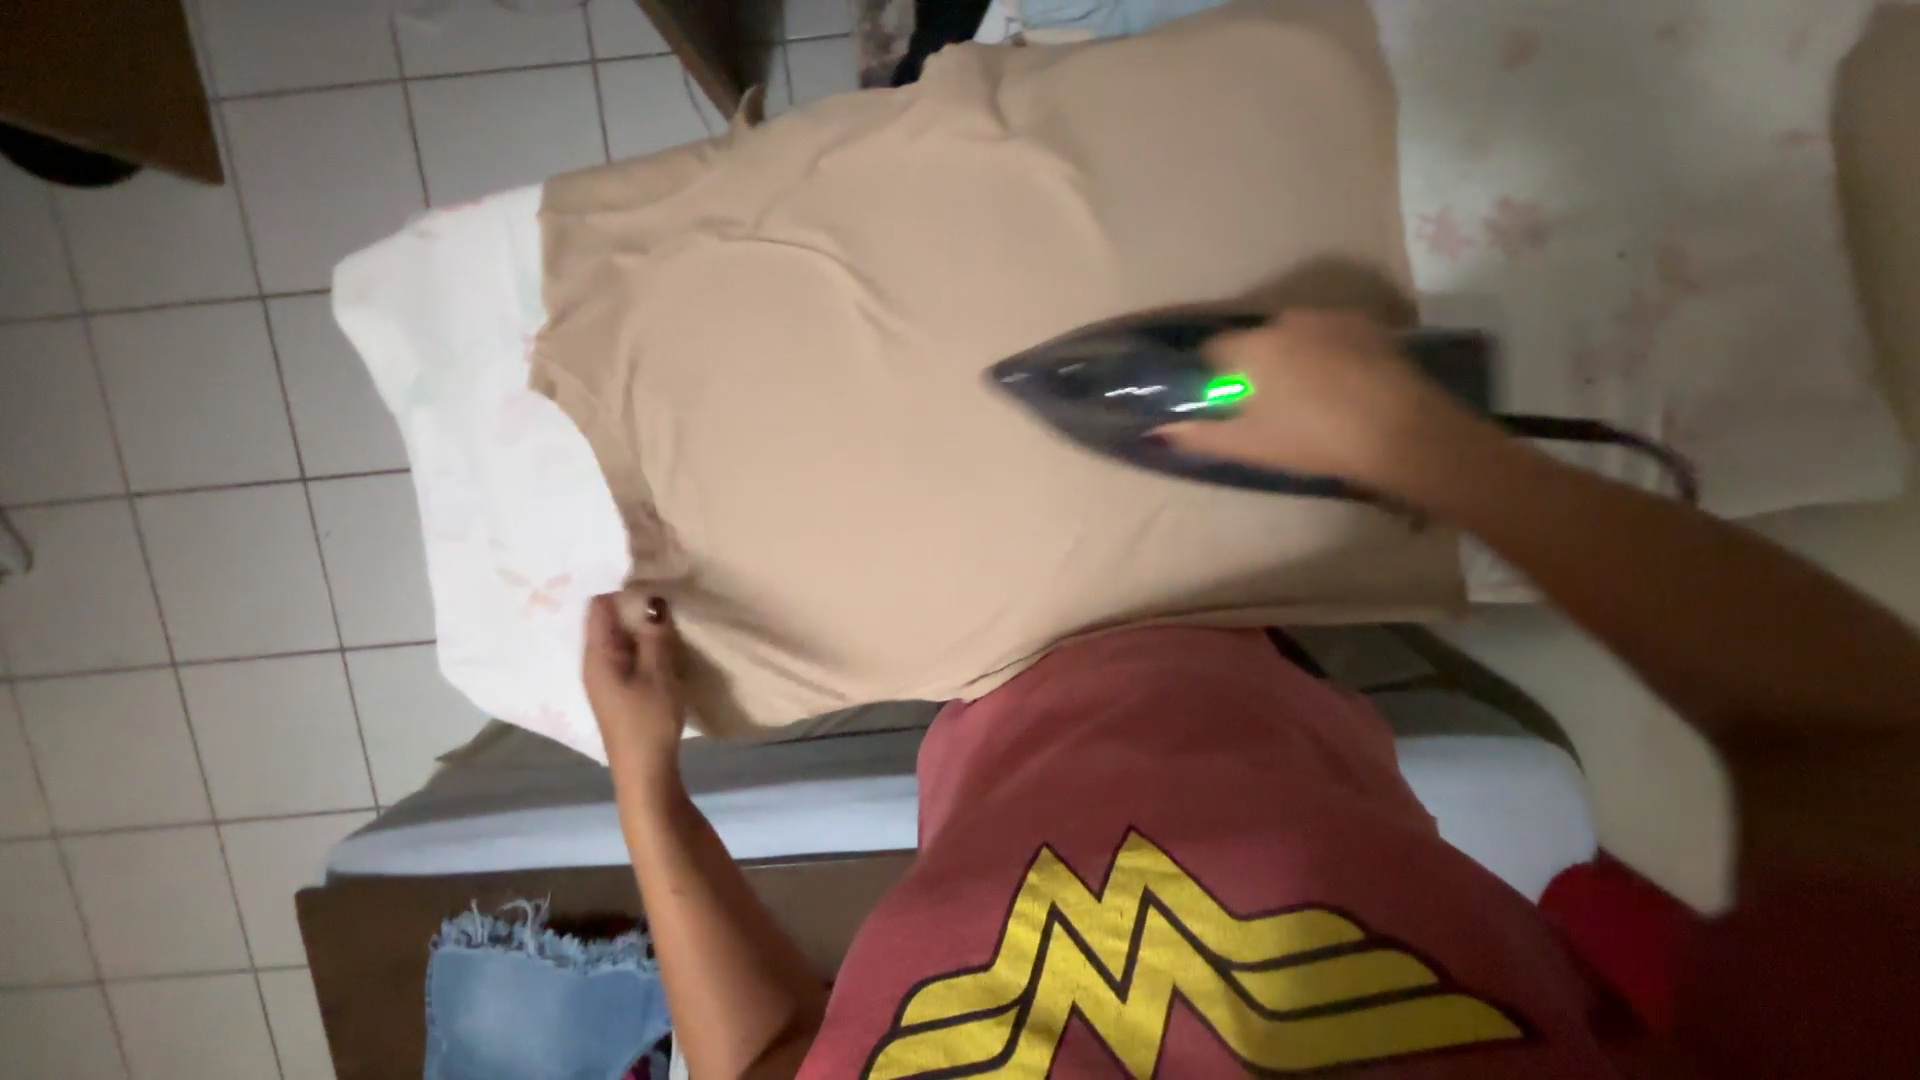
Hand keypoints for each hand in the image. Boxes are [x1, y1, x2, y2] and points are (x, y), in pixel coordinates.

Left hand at [583, 593, 685, 772]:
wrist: (644, 771)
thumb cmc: (648, 721)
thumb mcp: (658, 673)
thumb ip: (654, 634)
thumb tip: (653, 599)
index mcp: (597, 655)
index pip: (599, 606)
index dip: (622, 589)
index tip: (652, 580)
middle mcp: (594, 662)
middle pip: (608, 620)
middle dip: (635, 606)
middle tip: (667, 593)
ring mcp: (606, 677)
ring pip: (621, 638)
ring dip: (642, 627)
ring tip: (670, 615)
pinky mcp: (619, 689)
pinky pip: (628, 654)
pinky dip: (644, 644)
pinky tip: (664, 645)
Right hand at [1157, 309, 1492, 495]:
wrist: (1403, 434)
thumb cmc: (1314, 440)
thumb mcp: (1249, 446)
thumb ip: (1199, 433)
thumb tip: (1159, 428)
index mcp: (1252, 347)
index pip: (1212, 349)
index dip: (1210, 375)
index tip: (1221, 401)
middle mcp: (1286, 321)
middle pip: (1253, 340)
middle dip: (1250, 365)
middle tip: (1262, 404)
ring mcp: (1331, 318)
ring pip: (1292, 336)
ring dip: (1288, 357)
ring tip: (1305, 396)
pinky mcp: (1367, 325)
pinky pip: (1327, 335)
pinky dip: (1322, 354)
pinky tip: (1337, 385)